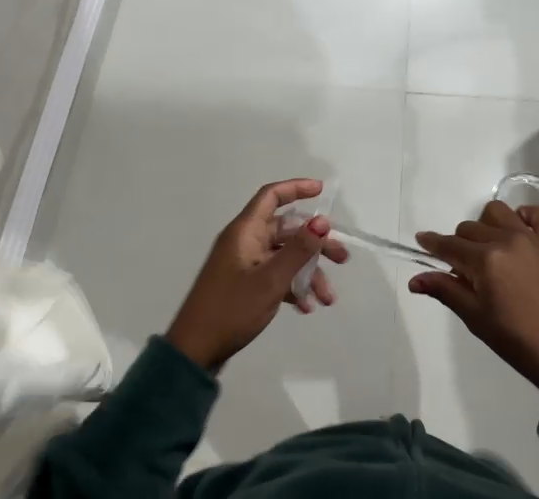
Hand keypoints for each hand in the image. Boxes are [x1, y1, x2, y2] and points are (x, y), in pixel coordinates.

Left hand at [165, 179, 350, 371]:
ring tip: (328, 299)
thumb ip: (299, 249)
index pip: (271, 196)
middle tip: (342, 259)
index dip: (297, 188)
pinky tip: (306, 307)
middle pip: (286, 231)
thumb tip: (323, 220)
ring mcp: (244, 264)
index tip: (323, 192)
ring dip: (308, 273)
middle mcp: (244, 242)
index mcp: (245, 231)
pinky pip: (275, 276)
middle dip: (316, 244)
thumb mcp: (271, 279)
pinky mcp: (244, 286)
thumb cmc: (231, 309)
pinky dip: (292, 287)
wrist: (195, 351)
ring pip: (284, 257)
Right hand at [411, 201, 538, 412]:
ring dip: (487, 225)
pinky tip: (519, 233)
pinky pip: (538, 213)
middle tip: (465, 271)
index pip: (449, 245)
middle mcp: (507, 241)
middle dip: (460, 244)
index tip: (422, 241)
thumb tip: (414, 279)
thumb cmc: (516, 342)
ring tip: (490, 250)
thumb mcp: (475, 318)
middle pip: (470, 228)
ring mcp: (533, 238)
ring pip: (498, 212)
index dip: (432, 244)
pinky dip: (524, 216)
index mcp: (485, 261)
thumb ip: (445, 291)